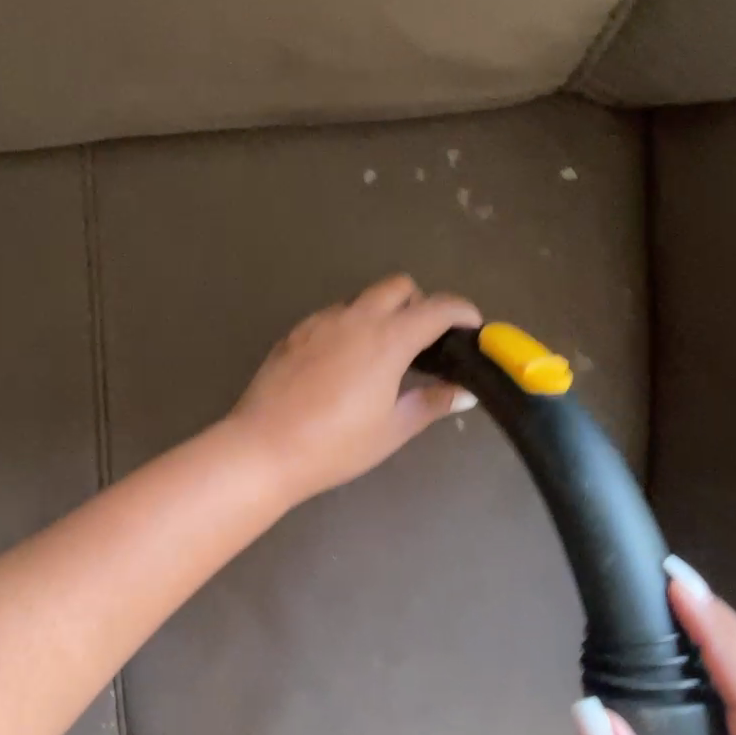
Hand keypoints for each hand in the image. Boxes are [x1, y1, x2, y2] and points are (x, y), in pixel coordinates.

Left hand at [227, 274, 480, 500]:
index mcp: (387, 339)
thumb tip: (465, 392)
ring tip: (381, 356)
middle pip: (398, 286)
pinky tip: (343, 365)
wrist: (263, 448)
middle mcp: (355, 318)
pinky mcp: (294, 333)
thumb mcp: (392, 429)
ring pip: (362, 299)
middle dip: (419, 303)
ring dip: (381, 313)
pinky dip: (349, 326)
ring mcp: (320, 321)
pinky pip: (332, 316)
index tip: (472, 327)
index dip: (462, 312)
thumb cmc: (335, 445)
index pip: (437, 307)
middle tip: (424, 342)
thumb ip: (431, 403)